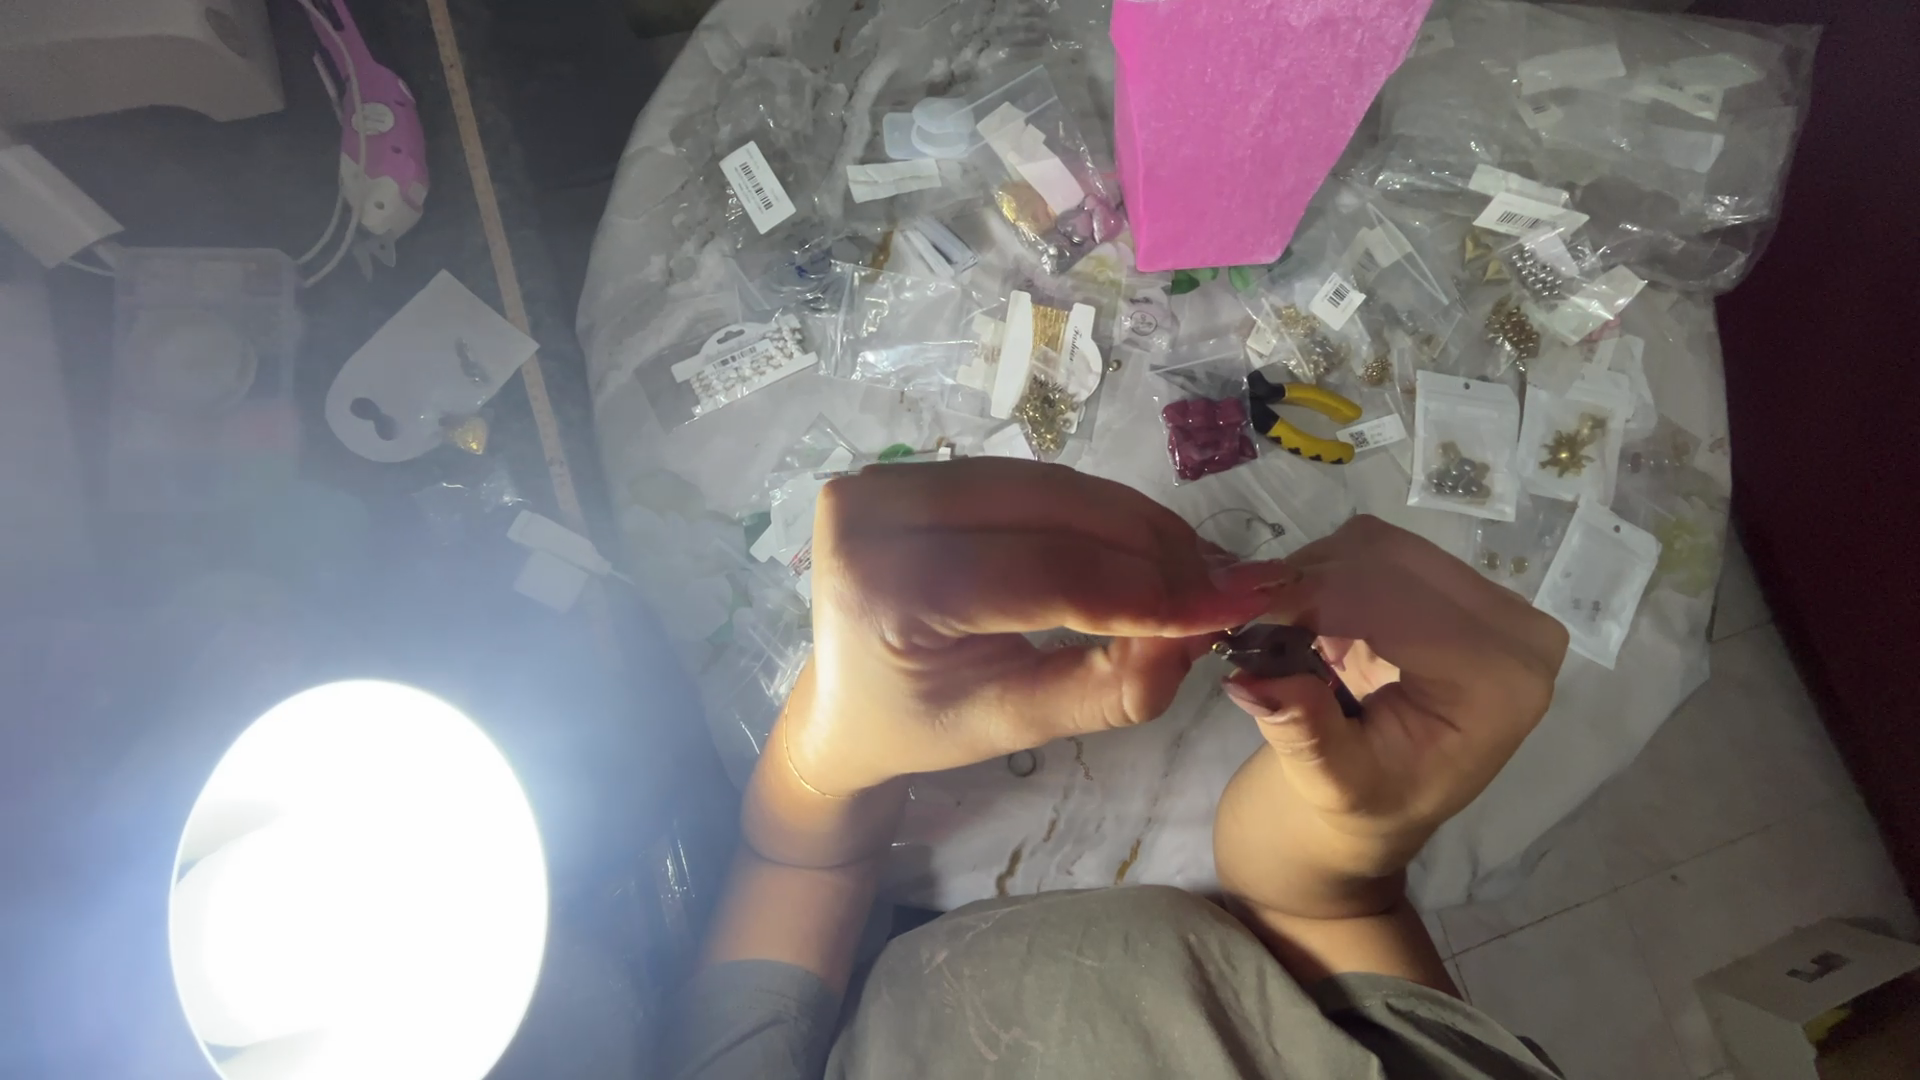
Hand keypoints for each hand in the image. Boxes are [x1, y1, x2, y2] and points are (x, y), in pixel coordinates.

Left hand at [749, 459, 1289, 866]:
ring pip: (1049, 484)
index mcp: (887, 589)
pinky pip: (1028, 480)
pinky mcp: (913, 470)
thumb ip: (1111, 685)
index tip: (1231, 604)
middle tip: (1222, 584)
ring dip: (1129, 523)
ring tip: (1189, 568)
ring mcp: (889, 478)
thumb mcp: (1012, 725)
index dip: (1146, 590)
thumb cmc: (916, 725)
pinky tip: (1134, 543)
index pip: (1043, 574)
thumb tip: (1202, 630)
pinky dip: (1090, 511)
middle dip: (1149, 548)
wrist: (845, 700)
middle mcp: (876, 512)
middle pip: (1051, 510)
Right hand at [1213, 515, 1568, 918]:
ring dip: (1311, 576)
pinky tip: (1307, 615)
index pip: (1390, 602)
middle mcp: (1514, 631)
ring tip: (1279, 629)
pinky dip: (1324, 568)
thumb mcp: (1331, 784)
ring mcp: (1490, 602)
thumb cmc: (1363, 803)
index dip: (1307, 603)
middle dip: (1306, 586)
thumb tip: (1250, 683)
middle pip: (1384, 561)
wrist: (1380, 802)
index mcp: (1499, 682)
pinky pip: (1373, 544)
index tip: (1240, 625)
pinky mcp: (1459, 586)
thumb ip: (1304, 734)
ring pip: (1373, 544)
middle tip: (1251, 627)